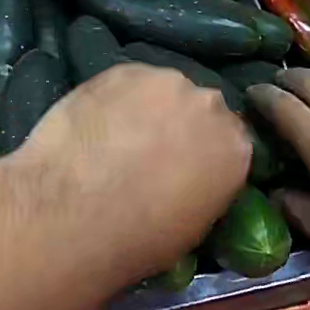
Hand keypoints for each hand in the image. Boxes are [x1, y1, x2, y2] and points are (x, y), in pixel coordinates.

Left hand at [15, 63, 251, 269]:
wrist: (74, 214)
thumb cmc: (138, 239)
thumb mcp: (192, 227)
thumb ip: (203, 186)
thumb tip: (188, 176)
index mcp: (235, 148)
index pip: (228, 141)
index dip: (202, 152)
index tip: (182, 165)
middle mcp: (210, 106)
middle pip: (198, 108)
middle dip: (178, 125)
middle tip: (148, 150)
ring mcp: (166, 82)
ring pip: (161, 92)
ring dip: (146, 109)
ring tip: (115, 135)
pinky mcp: (122, 70)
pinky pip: (125, 82)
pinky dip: (114, 99)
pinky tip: (94, 122)